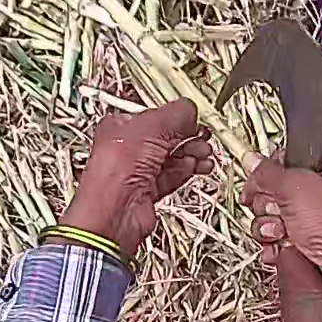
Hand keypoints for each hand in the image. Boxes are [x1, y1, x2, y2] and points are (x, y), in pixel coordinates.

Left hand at [60, 100, 214, 258]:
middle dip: (188, 136)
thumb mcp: (152, 127)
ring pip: (171, 158)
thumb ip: (176, 114)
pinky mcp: (149, 192)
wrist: (115, 212)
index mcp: (120, 127)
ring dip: (192, 154)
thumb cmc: (119, 168)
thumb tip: (191, 109)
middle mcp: (127, 149)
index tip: (196, 118)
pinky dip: (188, 171)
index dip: (177, 117)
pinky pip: (172, 177)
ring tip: (206, 153)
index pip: (155, 116)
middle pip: (166, 138)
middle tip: (205, 137)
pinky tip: (201, 167)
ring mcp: (138, 172)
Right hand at [244, 149, 321, 321]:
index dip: (268, 171)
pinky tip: (282, 249)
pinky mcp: (308, 247)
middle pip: (275, 191)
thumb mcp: (296, 186)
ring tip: (283, 233)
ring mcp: (315, 222)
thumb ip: (268, 172)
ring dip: (269, 228)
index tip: (258, 180)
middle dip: (267, 204)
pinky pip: (277, 243)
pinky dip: (274, 247)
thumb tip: (251, 161)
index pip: (286, 159)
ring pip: (273, 218)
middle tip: (277, 210)